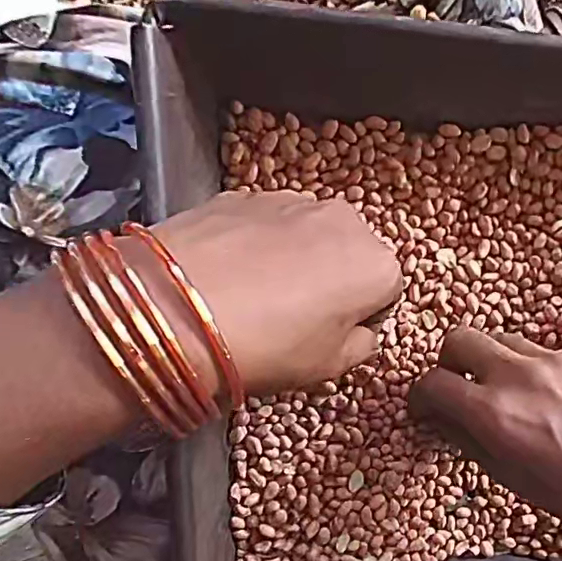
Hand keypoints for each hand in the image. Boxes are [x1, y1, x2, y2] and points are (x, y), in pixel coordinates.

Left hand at [141, 192, 402, 397]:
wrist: (173, 307)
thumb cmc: (267, 346)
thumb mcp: (329, 367)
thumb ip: (362, 346)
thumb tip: (361, 331)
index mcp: (377, 264)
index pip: (388, 292)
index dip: (362, 318)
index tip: (333, 336)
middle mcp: (344, 219)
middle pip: (351, 255)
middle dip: (334, 280)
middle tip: (296, 318)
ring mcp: (291, 199)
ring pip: (310, 235)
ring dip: (298, 259)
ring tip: (259, 296)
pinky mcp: (244, 193)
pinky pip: (268, 223)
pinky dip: (259, 244)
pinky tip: (232, 275)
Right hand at [409, 327, 561, 560]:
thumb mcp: (503, 472)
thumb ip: (464, 436)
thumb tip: (439, 415)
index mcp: (493, 412)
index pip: (433, 383)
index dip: (420, 395)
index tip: (424, 406)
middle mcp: (519, 376)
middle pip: (459, 338)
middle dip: (448, 361)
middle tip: (456, 385)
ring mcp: (554, 360)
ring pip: (501, 339)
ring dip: (490, 361)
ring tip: (503, 391)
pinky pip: (541, 352)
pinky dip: (531, 370)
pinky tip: (547, 399)